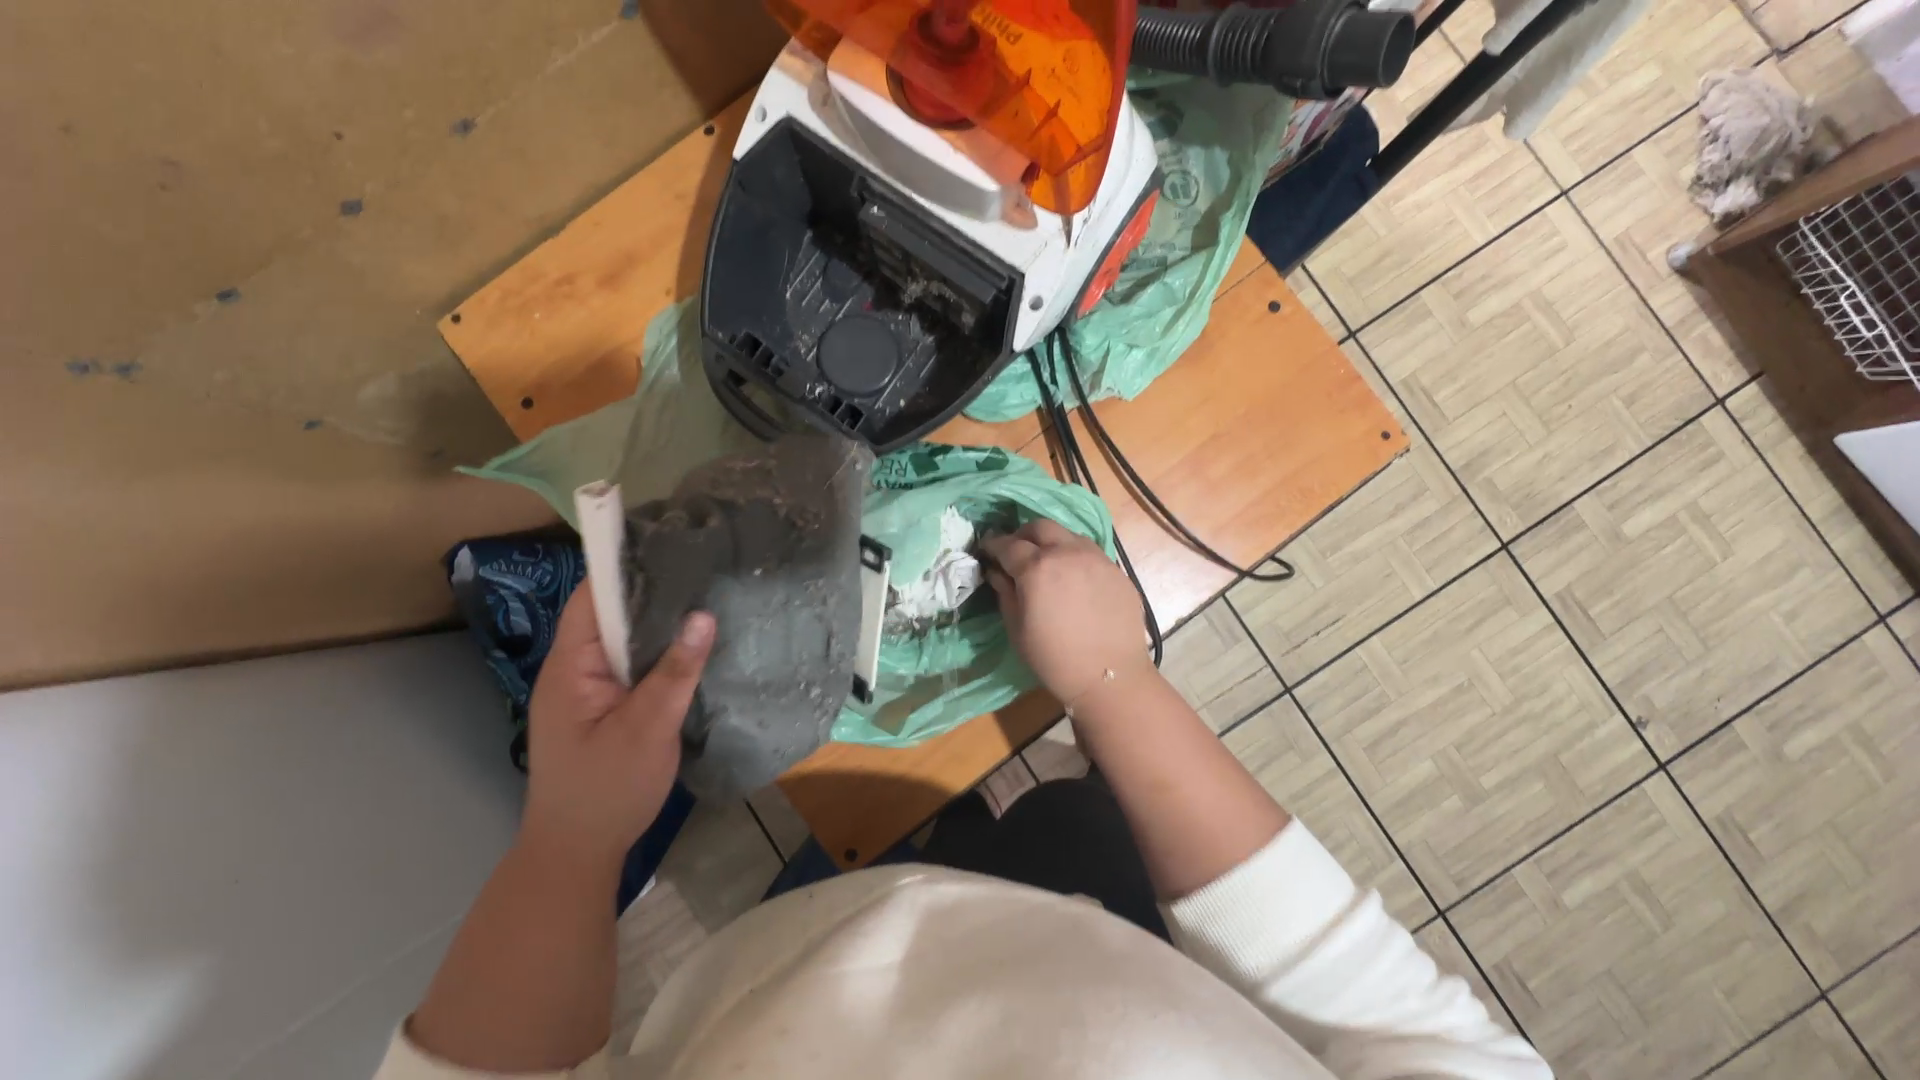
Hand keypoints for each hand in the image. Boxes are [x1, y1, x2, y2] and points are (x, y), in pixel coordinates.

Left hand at [520, 583, 714, 865]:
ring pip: (622, 643)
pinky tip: (690, 649)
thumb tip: (703, 614)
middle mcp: (573, 670)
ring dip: (657, 625)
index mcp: (570, 667)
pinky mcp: (602, 709)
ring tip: (705, 599)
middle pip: (609, 615)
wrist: (577, 852)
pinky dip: (656, 654)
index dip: (624, 567)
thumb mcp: (648, 730)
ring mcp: (586, 691)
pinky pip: (629, 667)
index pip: (592, 598)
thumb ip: (675, 672)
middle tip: (703, 569)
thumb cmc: (607, 791)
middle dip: (651, 592)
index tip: (671, 543)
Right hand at [981, 519, 1150, 704]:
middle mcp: (1067, 553)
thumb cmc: (1054, 659)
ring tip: (1047, 563)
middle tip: (1016, 553)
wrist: (1109, 676)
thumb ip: (1005, 593)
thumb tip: (996, 572)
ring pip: (1068, 535)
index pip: (1007, 544)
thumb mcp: (1017, 629)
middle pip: (1040, 527)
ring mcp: (1096, 558)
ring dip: (1052, 542)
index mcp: (1037, 568)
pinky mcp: (1117, 570)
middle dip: (1023, 535)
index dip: (992, 545)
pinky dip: (1074, 557)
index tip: (986, 551)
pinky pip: (1090, 553)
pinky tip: (1074, 579)